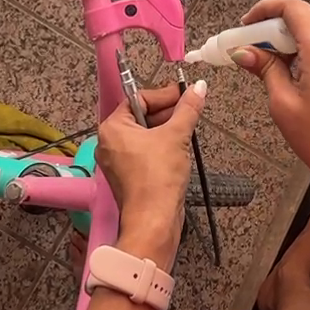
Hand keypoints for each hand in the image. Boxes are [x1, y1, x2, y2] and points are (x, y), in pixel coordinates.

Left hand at [94, 81, 206, 263]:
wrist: (154, 221)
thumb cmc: (157, 179)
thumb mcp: (176, 135)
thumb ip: (188, 109)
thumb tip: (198, 88)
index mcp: (113, 128)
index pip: (139, 98)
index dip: (164, 94)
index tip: (185, 93)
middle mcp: (110, 143)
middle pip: (141, 115)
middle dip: (167, 111)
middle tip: (190, 108)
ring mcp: (119, 161)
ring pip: (146, 134)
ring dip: (167, 128)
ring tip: (189, 126)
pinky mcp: (130, 176)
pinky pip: (146, 151)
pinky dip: (162, 145)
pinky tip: (181, 145)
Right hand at [234, 0, 309, 198]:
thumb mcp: (283, 104)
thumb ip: (265, 69)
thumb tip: (243, 52)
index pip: (292, 8)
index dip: (264, 9)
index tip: (245, 25)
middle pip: (303, 13)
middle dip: (272, 22)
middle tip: (249, 42)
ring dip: (286, 35)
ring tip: (263, 56)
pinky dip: (301, 45)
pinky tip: (286, 65)